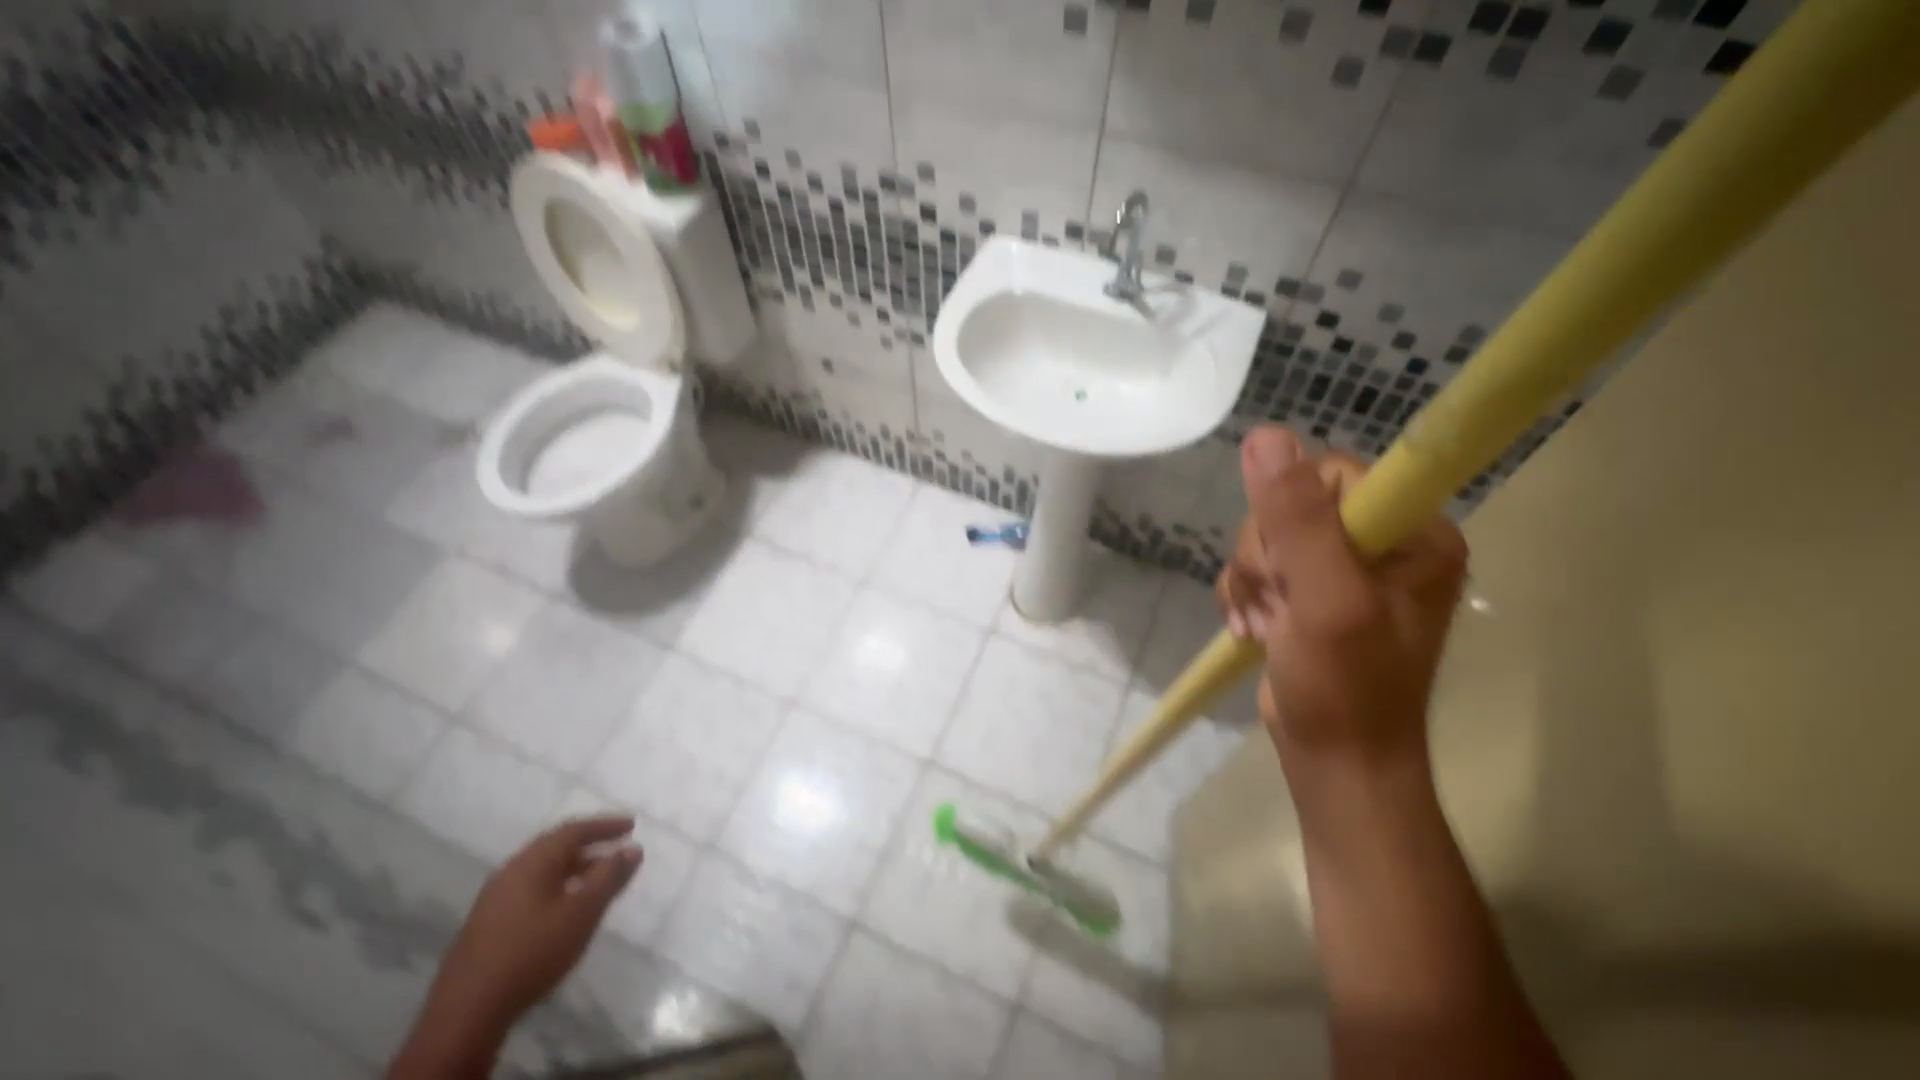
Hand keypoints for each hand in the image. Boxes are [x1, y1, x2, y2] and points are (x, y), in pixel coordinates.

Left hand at [392, 815, 641, 1079]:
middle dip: (590, 847)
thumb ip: (609, 878)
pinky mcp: (490, 923)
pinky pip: (532, 892)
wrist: (470, 1007)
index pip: (573, 831)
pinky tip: (567, 911)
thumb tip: (632, 849)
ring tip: (600, 882)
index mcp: (532, 862)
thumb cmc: (534, 951)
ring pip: (543, 872)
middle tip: (619, 851)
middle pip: (556, 848)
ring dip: (575, 870)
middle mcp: (511, 871)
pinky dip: (558, 889)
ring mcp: (496, 898)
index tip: (632, 825)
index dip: (605, 826)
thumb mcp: (582, 913)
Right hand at [1218, 426, 1467, 767]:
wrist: (1334, 761)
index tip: (1293, 567)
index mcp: (1413, 533)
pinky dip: (1245, 595)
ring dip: (1252, 580)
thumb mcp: (1326, 600)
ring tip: (1266, 626)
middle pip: (1293, 503)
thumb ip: (1298, 519)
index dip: (1296, 512)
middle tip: (1280, 605)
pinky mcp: (1309, 593)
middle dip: (1268, 556)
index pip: (1335, 474)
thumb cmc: (1345, 687)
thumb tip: (1265, 435)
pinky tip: (1254, 629)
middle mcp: (1382, 543)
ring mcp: (1343, 570)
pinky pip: (1258, 565)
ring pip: (1268, 535)